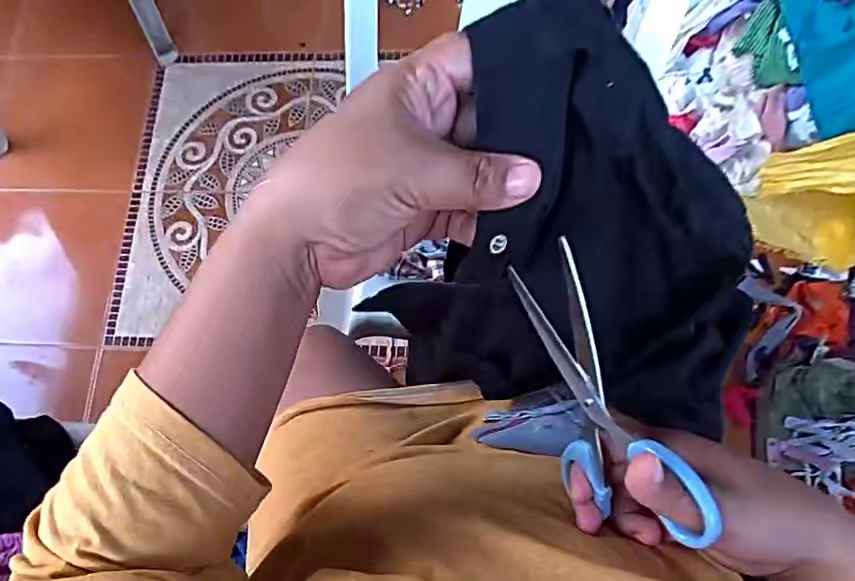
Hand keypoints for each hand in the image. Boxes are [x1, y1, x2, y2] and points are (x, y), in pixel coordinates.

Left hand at [241, 33, 541, 289]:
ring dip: (502, 192)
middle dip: (516, 147)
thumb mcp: (415, 171)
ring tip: (531, 203)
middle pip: (488, 125)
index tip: (551, 95)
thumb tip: (528, 177)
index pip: (476, 63)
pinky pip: (470, 212)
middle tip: (548, 165)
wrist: (304, 244)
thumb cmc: (334, 182)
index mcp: (418, 89)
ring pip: (481, 174)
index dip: (513, 73)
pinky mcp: (428, 209)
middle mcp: (427, 124)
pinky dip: (486, 224)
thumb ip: (476, 176)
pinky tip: (505, 231)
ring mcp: (428, 169)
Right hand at [568, 430, 854, 577]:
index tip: (588, 500)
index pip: (614, 439)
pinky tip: (652, 542)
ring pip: (625, 493)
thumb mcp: (718, 512)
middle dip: (599, 496)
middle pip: (612, 467)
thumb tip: (631, 462)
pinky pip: (643, 511)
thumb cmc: (770, 523)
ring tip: (647, 540)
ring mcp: (676, 485)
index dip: (591, 462)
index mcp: (676, 448)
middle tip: (596, 527)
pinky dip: (637, 527)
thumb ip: (672, 493)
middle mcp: (670, 460)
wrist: (810, 549)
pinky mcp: (682, 509)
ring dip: (621, 518)